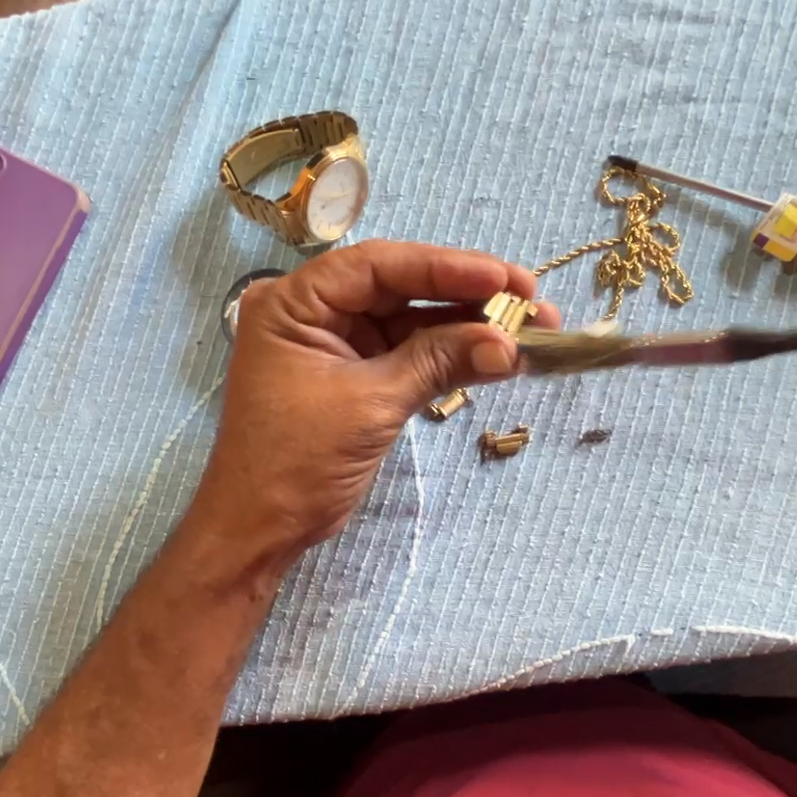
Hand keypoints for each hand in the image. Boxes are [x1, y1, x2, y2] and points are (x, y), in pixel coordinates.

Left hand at [188, 240, 555, 564]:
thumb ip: (438, 363)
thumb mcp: (370, 405)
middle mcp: (312, 313)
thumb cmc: (297, 463)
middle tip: (534, 301)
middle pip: (400, 288)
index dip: (446, 268)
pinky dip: (449, 359)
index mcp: (294, 303)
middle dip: (467, 297)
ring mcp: (335, 345)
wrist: (262, 529)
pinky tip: (498, 356)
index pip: (378, 267)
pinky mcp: (354, 378)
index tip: (506, 278)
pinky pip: (408, 356)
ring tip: (532, 330)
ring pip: (410, 323)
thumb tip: (509, 342)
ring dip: (467, 329)